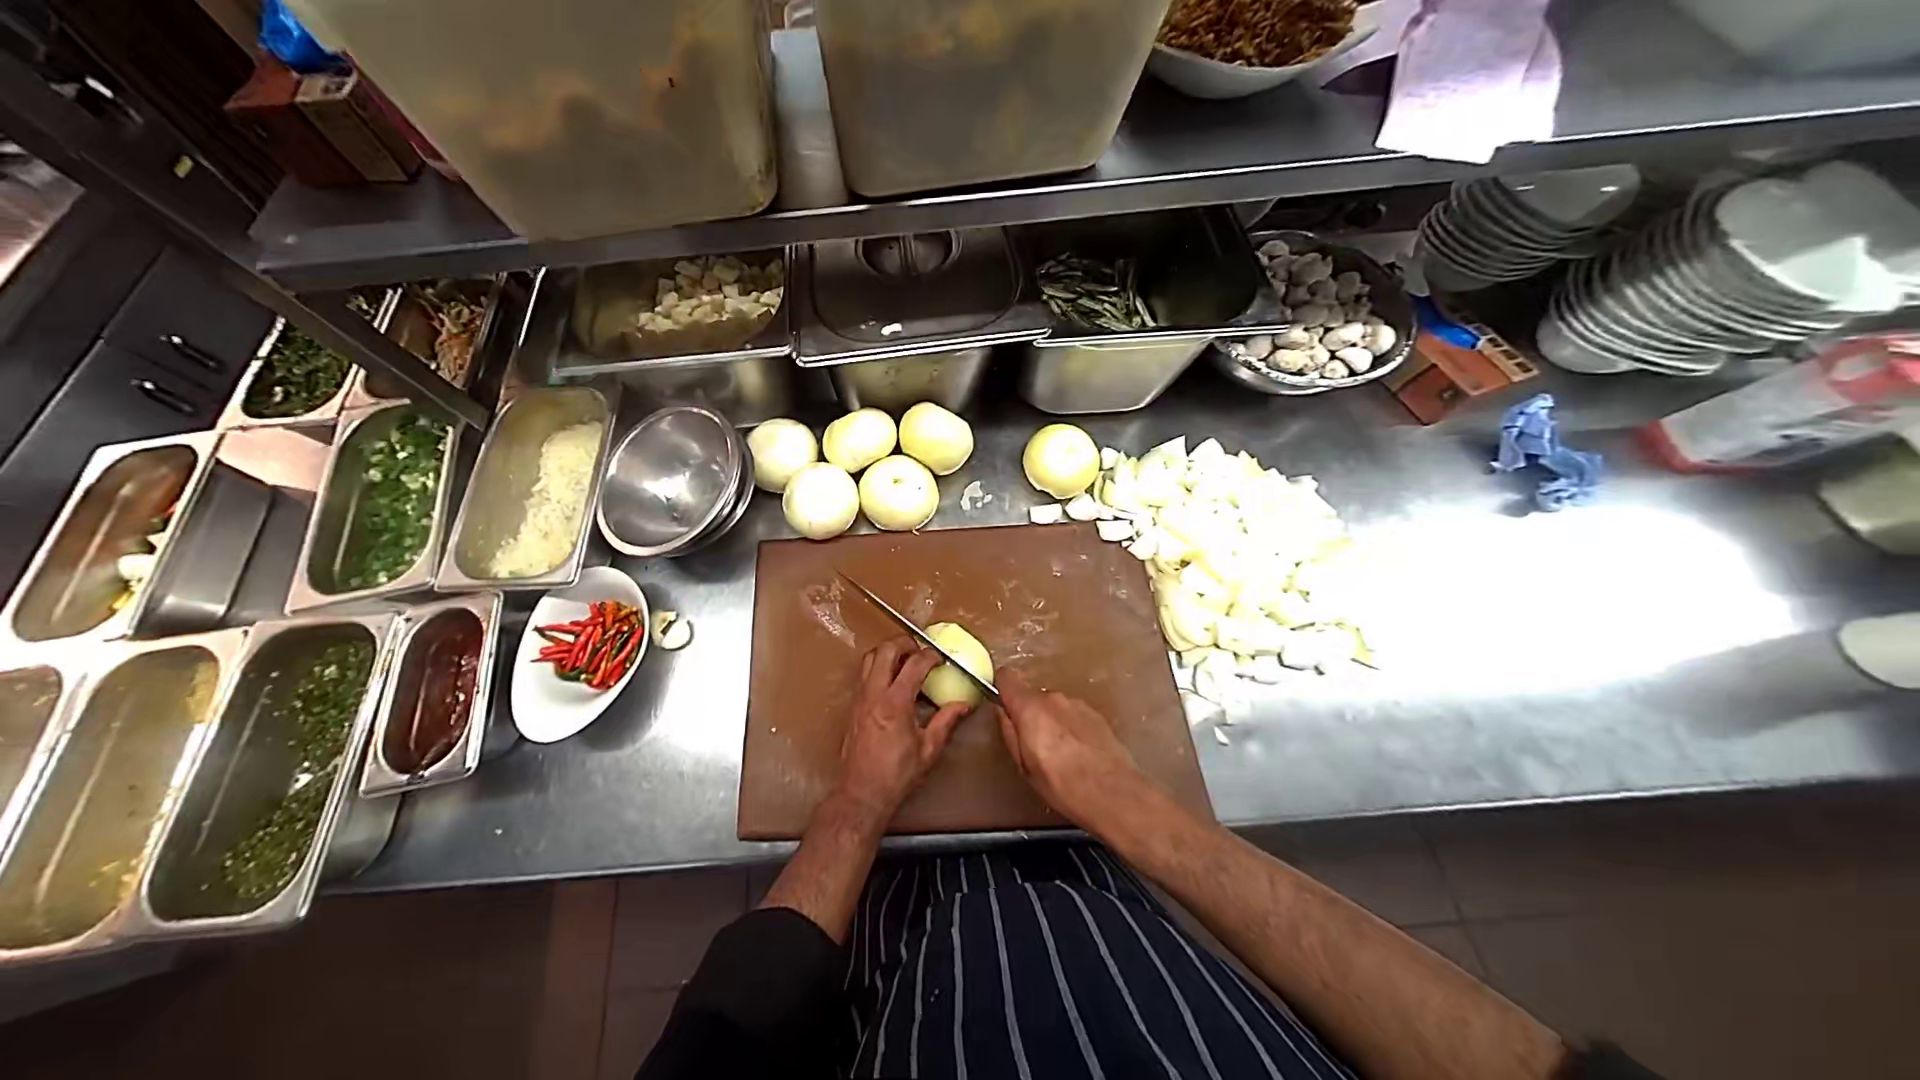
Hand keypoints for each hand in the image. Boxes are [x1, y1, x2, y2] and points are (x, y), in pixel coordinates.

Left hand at [834, 637, 971, 825]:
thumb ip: (947, 721)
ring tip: (905, 660)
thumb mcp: (929, 749)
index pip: (915, 664)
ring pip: (869, 658)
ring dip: (888, 652)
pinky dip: (878, 668)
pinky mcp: (853, 707)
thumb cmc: (895, 776)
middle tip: (920, 650)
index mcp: (895, 703)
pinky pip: (863, 675)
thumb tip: (962, 705)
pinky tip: (891, 682)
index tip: (940, 659)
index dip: (931, 656)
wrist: (862, 793)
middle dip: (905, 643)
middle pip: (886, 650)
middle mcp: (874, 695)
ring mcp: (860, 699)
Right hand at [993, 670, 1157, 834]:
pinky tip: (1078, 754)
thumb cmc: (1063, 784)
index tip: (1001, 703)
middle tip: (1033, 746)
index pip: (1007, 678)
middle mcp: (1053, 699)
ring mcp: (1077, 704)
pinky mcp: (1096, 714)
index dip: (1001, 688)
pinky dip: (1072, 729)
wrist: (1111, 792)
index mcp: (1030, 708)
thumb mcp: (1023, 765)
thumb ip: (1009, 732)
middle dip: (1029, 716)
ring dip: (1052, 723)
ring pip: (1054, 707)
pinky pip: (1073, 715)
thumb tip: (1003, 714)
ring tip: (1060, 755)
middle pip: (1032, 697)